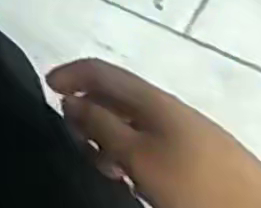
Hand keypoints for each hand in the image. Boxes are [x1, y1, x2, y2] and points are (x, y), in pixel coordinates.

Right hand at [48, 58, 260, 207]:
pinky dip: (135, 152)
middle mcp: (174, 111)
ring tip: (105, 165)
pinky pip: (158, 144)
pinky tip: (136, 178)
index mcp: (156, 101)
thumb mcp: (138, 158)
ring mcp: (198, 138)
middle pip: (117, 96)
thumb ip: (100, 125)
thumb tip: (73, 102)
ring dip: (111, 136)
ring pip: (137, 124)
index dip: (69, 74)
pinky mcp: (213, 165)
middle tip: (77, 138)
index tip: (48, 91)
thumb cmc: (200, 191)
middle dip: (89, 111)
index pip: (100, 69)